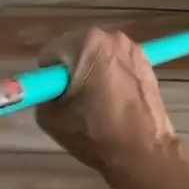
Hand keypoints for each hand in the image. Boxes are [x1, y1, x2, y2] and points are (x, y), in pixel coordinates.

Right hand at [36, 28, 180, 180]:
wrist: (144, 152)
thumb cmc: (96, 133)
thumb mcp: (51, 118)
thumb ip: (42, 94)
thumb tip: (50, 89)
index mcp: (86, 42)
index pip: (52, 52)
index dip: (49, 76)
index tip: (56, 96)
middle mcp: (111, 36)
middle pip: (76, 48)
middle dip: (71, 70)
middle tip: (74, 100)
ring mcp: (132, 47)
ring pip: (98, 55)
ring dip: (92, 71)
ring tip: (97, 103)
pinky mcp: (146, 61)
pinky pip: (117, 63)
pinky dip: (112, 75)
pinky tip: (116, 101)